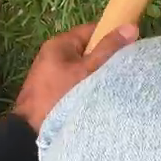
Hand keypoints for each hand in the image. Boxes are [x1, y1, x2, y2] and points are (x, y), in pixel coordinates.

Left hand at [10, 21, 137, 130]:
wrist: (30, 133)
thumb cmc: (60, 96)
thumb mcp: (87, 71)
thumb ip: (108, 50)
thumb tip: (130, 27)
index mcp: (60, 43)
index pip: (92, 30)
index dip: (111, 36)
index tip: (129, 48)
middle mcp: (53, 54)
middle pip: (88, 49)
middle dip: (105, 58)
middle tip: (123, 69)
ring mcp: (51, 73)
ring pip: (82, 67)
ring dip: (96, 74)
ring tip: (113, 84)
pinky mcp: (52, 90)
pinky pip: (75, 81)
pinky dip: (87, 85)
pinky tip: (97, 96)